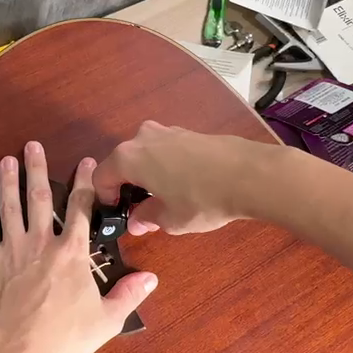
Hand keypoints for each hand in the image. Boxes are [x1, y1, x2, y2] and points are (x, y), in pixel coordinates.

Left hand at [0, 142, 157, 352]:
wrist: (16, 352)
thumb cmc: (62, 338)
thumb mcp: (106, 321)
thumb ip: (127, 296)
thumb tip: (152, 278)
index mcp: (72, 253)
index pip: (82, 209)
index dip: (86, 183)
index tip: (87, 162)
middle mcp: (42, 243)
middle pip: (40, 199)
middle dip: (37, 170)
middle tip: (32, 145)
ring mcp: (12, 249)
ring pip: (9, 208)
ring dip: (7, 181)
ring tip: (5, 159)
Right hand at [92, 120, 272, 234]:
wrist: (251, 174)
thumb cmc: (203, 199)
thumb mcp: (170, 219)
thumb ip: (147, 218)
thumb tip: (138, 221)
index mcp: (128, 157)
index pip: (101, 177)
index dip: (105, 199)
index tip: (119, 214)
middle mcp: (142, 138)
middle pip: (122, 163)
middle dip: (127, 186)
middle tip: (142, 210)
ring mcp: (166, 131)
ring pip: (145, 155)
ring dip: (147, 175)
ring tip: (166, 198)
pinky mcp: (188, 132)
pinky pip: (165, 150)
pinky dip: (166, 166)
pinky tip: (186, 184)